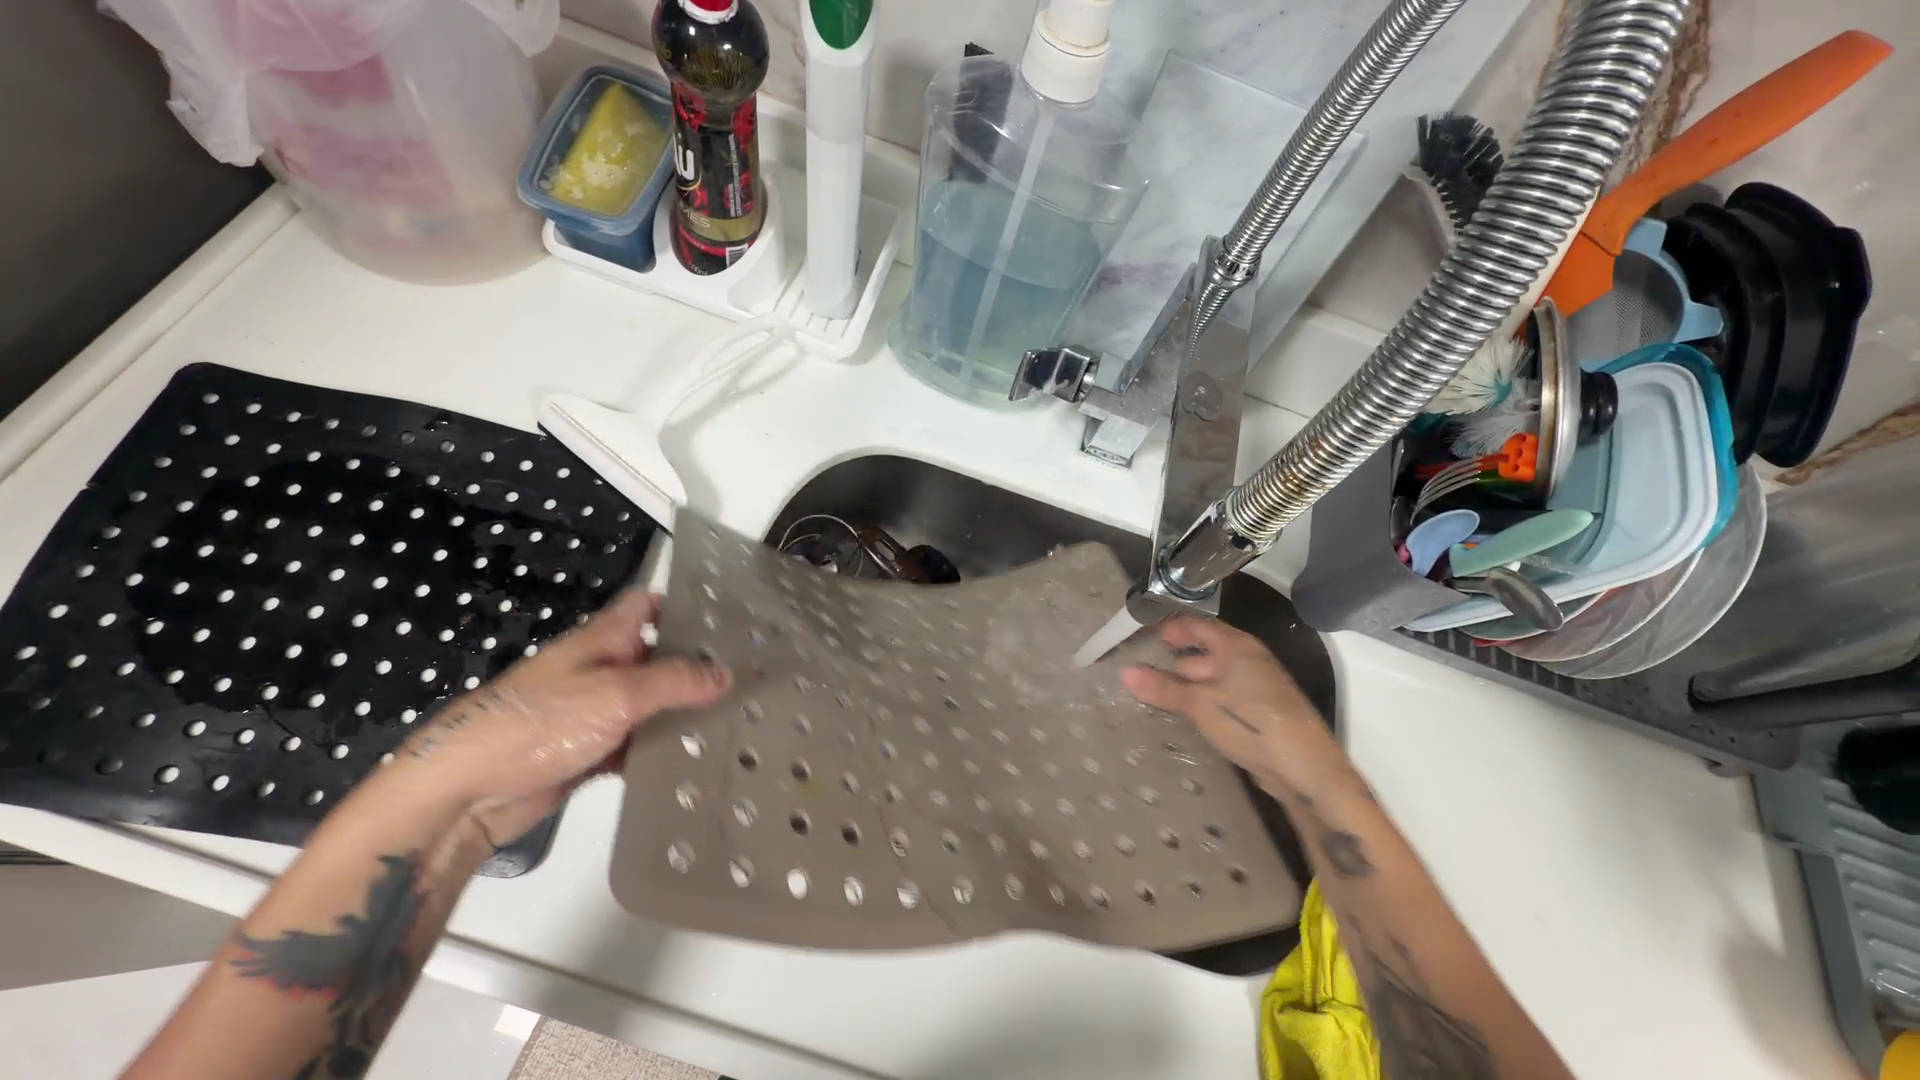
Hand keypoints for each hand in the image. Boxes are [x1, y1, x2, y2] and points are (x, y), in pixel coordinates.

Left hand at [390, 590, 730, 848]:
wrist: (468, 790)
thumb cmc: (540, 723)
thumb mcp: (616, 693)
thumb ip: (674, 681)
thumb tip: (725, 672)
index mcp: (604, 639)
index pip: (647, 606)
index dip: (684, 607)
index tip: (728, 624)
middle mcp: (601, 669)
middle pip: (657, 658)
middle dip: (697, 669)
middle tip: (750, 682)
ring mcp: (593, 712)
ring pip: (650, 706)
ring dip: (681, 715)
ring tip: (735, 723)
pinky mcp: (589, 752)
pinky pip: (635, 745)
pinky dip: (659, 751)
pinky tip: (692, 762)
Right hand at [1121, 617, 1339, 792]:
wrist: (1305, 769)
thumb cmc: (1253, 723)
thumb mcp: (1201, 704)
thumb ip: (1164, 688)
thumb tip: (1125, 672)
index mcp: (1237, 647)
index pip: (1197, 626)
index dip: (1170, 628)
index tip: (1139, 635)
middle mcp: (1246, 661)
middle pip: (1201, 653)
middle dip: (1170, 661)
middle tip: (1134, 669)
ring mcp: (1251, 689)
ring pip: (1208, 680)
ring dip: (1182, 686)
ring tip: (1147, 694)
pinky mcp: (1253, 715)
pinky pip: (1217, 701)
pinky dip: (1197, 704)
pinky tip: (1177, 716)